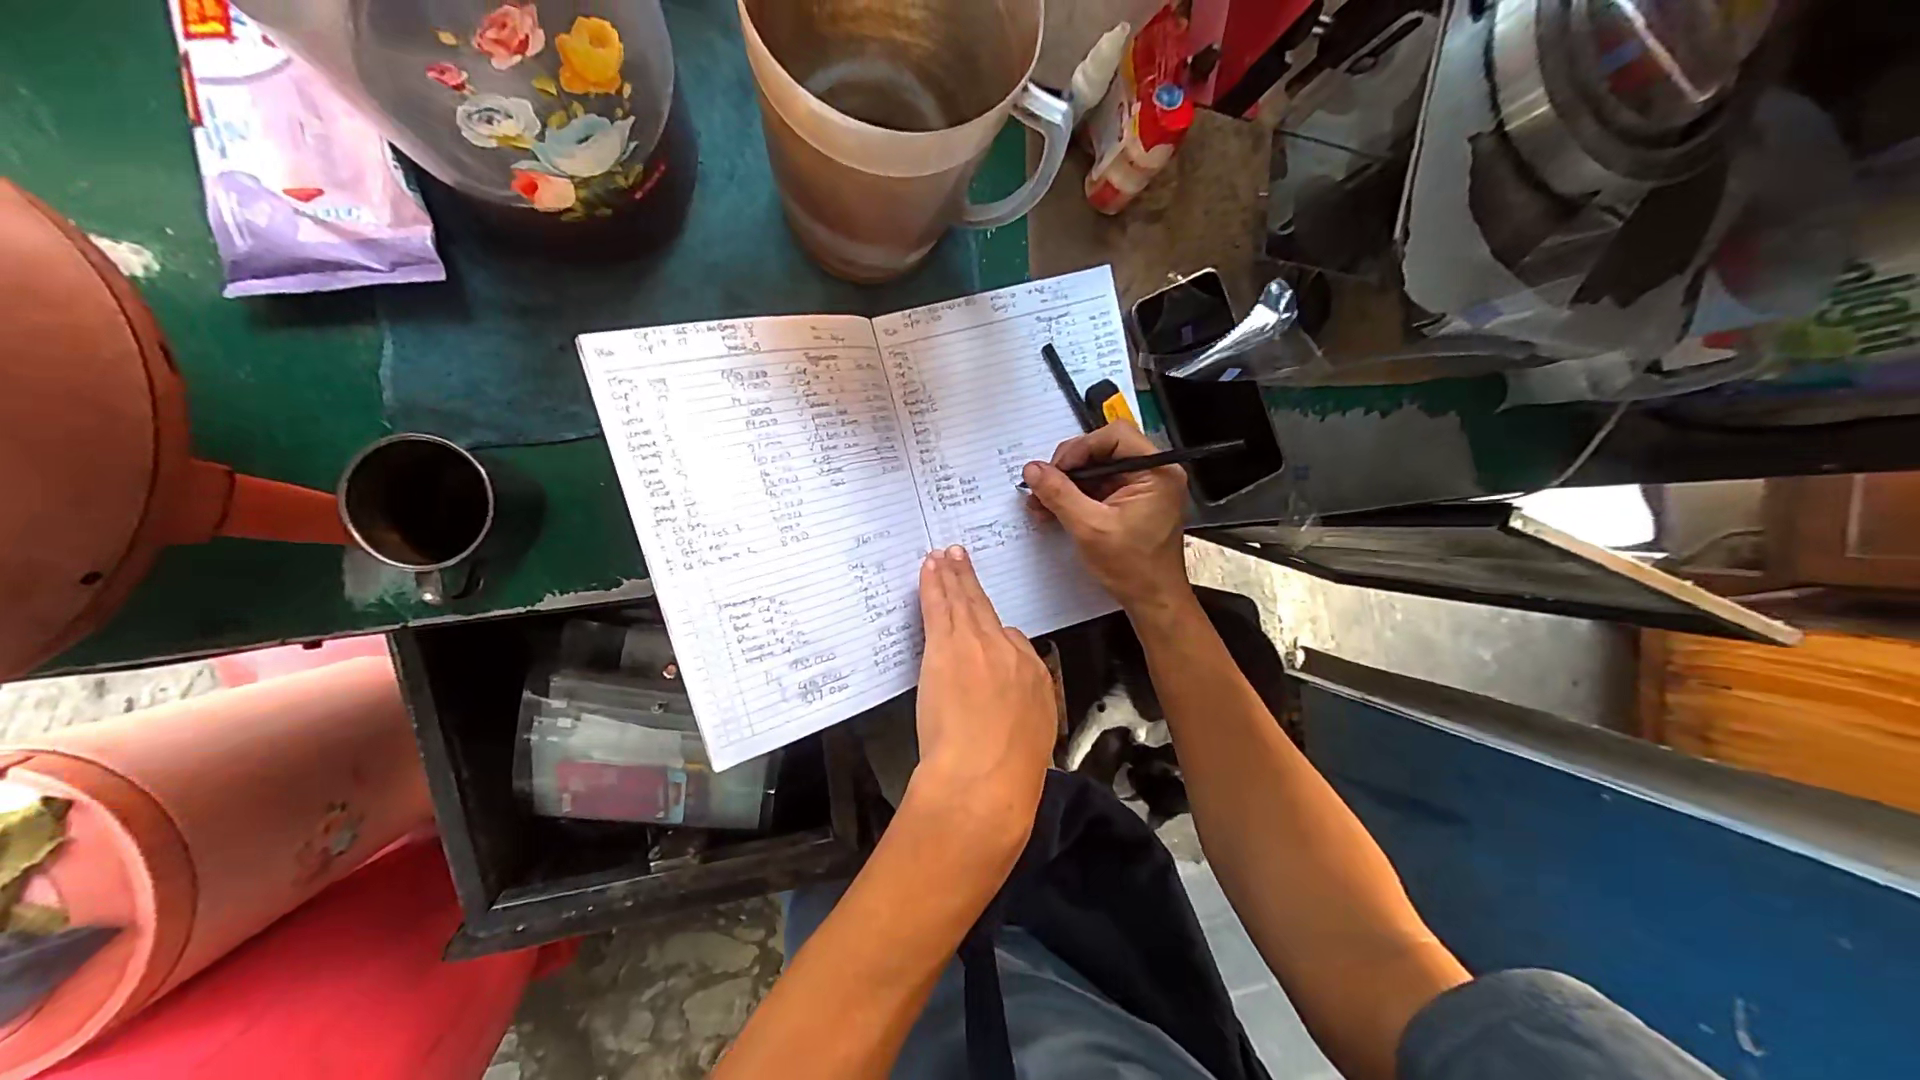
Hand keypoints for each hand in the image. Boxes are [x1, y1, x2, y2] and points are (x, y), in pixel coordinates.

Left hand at [908, 546, 1054, 850]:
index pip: (1017, 644)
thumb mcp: (1035, 745)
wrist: (985, 778)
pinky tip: (930, 567)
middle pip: (988, 610)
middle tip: (961, 556)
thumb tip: (1013, 710)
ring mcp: (977, 646)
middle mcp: (1011, 654)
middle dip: (972, 583)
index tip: (985, 630)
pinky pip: (939, 605)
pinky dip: (935, 583)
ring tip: (944, 555)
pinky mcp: (946, 647)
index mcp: (1036, 678)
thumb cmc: (1010, 774)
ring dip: (952, 575)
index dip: (997, 636)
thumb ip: (1025, 718)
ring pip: (963, 602)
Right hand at [1022, 420, 1191, 617]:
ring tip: (1041, 502)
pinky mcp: (1131, 502)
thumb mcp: (1089, 527)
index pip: (1114, 436)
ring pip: (1097, 469)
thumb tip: (1033, 469)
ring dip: (1067, 484)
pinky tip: (1053, 509)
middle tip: (1044, 485)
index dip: (1080, 448)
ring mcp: (1143, 487)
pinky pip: (1099, 487)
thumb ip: (1059, 494)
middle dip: (1069, 468)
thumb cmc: (1133, 568)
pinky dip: (1076, 496)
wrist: (1153, 600)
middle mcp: (1154, 473)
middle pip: (1103, 450)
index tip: (1056, 469)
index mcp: (1156, 472)